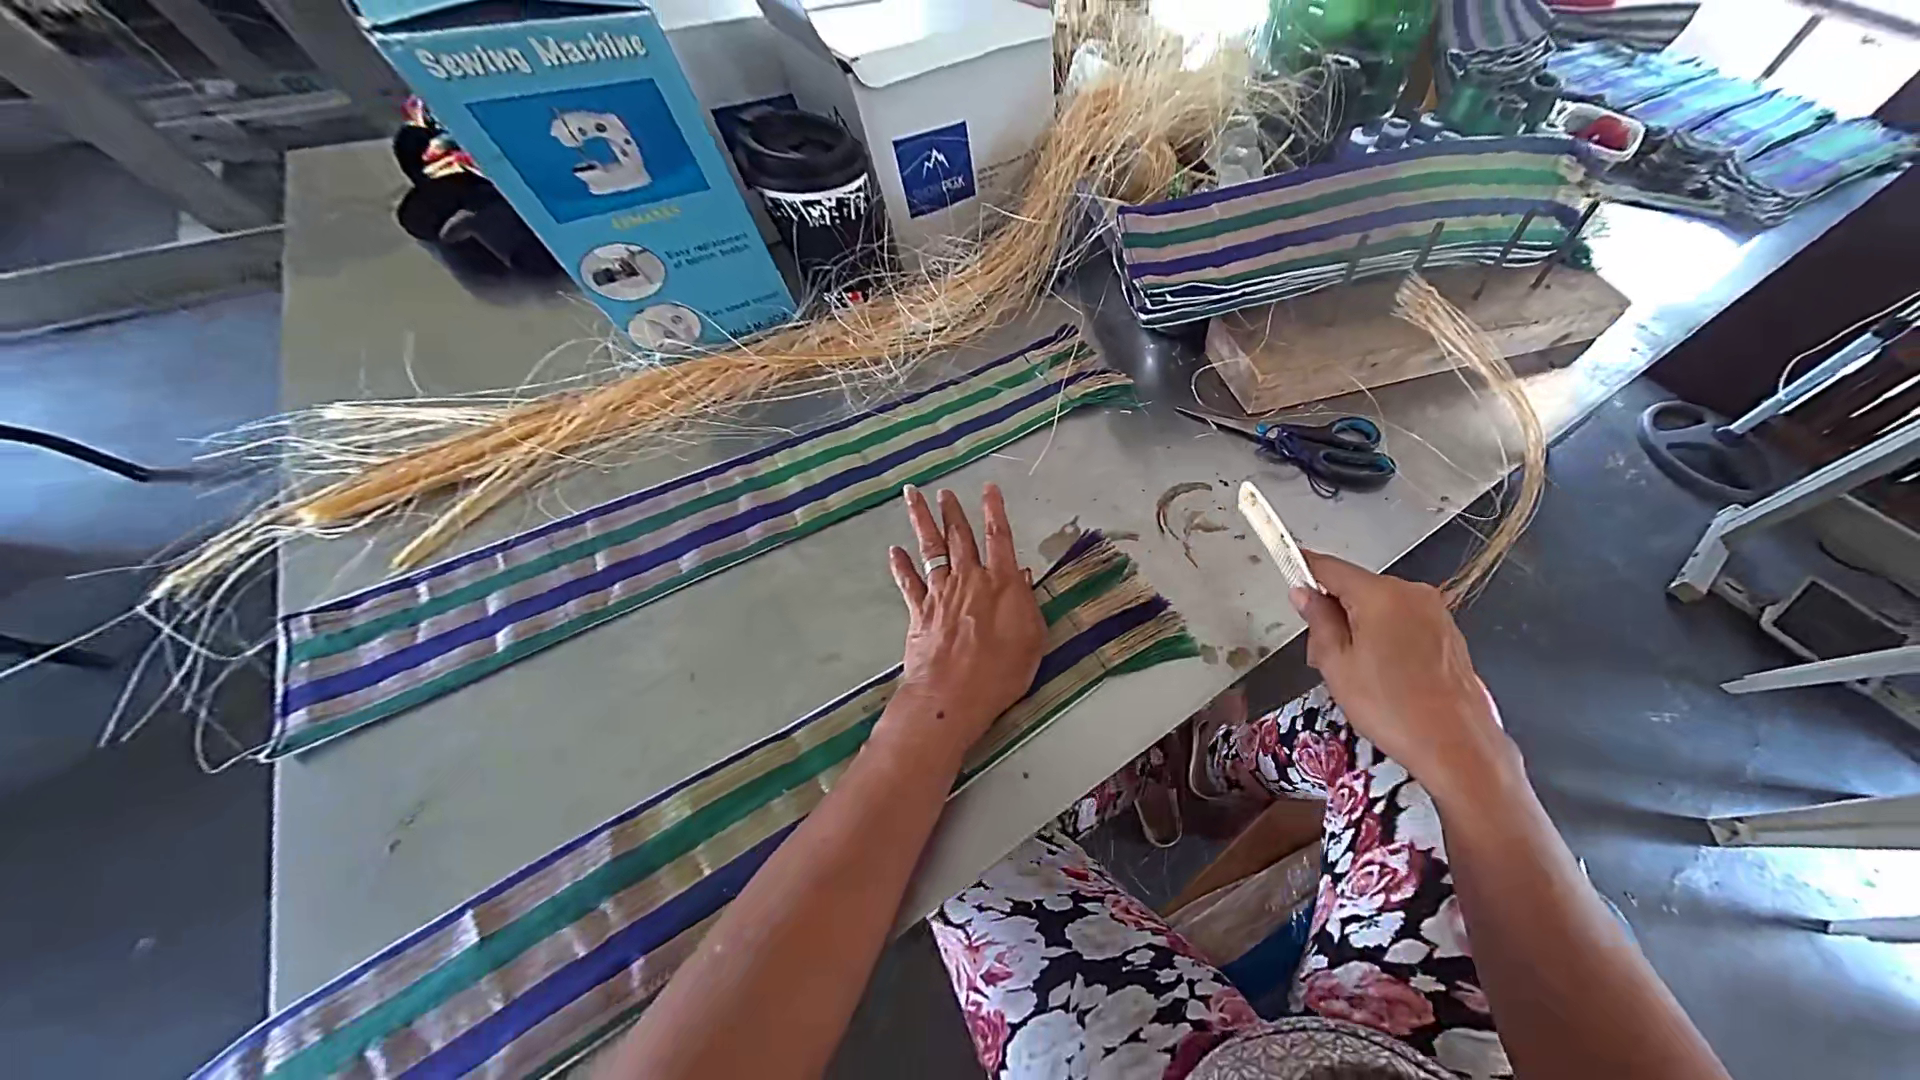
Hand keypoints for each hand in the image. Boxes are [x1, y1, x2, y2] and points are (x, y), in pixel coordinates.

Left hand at [880, 484, 1046, 764]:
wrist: (954, 694)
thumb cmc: (1003, 671)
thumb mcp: (1032, 638)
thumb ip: (1026, 603)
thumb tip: (1022, 575)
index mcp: (1001, 583)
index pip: (999, 537)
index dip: (994, 510)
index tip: (988, 488)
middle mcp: (968, 579)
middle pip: (959, 537)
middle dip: (952, 511)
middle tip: (944, 491)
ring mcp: (940, 593)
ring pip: (930, 549)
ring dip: (922, 521)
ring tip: (913, 497)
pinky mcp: (919, 611)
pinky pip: (908, 582)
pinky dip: (901, 565)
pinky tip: (894, 550)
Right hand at [1292, 550, 1518, 806]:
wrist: (1457, 747)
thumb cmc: (1390, 706)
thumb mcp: (1335, 662)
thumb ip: (1317, 619)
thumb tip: (1304, 593)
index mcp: (1381, 594)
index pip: (1329, 567)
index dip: (1302, 568)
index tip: (1285, 570)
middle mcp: (1412, 593)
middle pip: (1354, 587)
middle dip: (1331, 610)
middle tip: (1319, 653)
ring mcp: (1435, 613)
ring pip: (1377, 606)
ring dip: (1356, 626)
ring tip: (1351, 671)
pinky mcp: (1448, 634)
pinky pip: (1401, 622)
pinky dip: (1381, 636)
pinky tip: (1379, 673)